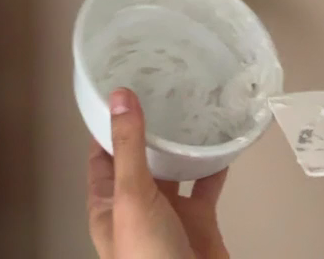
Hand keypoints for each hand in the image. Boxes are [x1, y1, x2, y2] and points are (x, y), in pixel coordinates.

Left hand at [87, 88, 231, 258]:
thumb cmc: (150, 258)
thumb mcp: (132, 198)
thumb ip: (128, 147)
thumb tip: (118, 95)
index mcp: (108, 204)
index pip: (102, 152)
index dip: (108, 119)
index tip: (121, 82)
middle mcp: (136, 206)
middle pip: (139, 156)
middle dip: (150, 124)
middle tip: (163, 83)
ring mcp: (168, 215)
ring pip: (173, 168)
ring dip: (182, 142)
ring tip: (192, 103)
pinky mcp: (198, 223)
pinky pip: (205, 185)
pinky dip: (213, 163)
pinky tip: (221, 138)